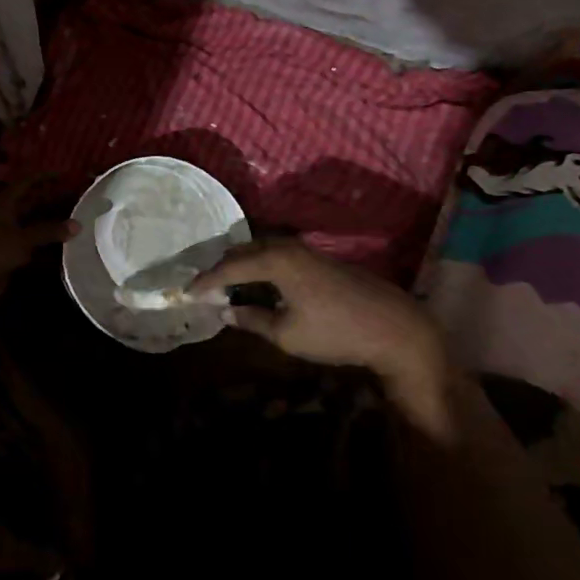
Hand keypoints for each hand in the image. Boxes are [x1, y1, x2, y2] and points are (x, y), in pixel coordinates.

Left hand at [0, 178, 77, 289]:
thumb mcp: (23, 239)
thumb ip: (50, 231)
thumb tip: (78, 225)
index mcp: (1, 204)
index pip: (25, 184)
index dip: (43, 178)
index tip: (62, 175)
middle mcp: (1, 214)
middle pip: (27, 201)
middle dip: (48, 198)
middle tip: (70, 196)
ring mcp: (1, 232)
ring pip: (28, 220)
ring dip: (46, 218)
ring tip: (68, 216)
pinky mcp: (4, 249)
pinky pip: (26, 237)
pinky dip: (40, 236)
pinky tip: (55, 239)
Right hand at [188, 238, 448, 388]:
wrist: (393, 326)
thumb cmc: (335, 332)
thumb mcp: (287, 334)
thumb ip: (251, 320)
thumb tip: (225, 312)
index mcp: (275, 260)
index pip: (229, 267)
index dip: (205, 281)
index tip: (186, 293)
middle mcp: (287, 246)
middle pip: (243, 250)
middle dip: (220, 267)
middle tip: (203, 286)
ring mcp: (304, 249)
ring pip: (260, 249)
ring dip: (241, 264)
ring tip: (225, 284)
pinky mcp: (317, 257)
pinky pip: (276, 253)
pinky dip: (259, 264)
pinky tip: (257, 282)